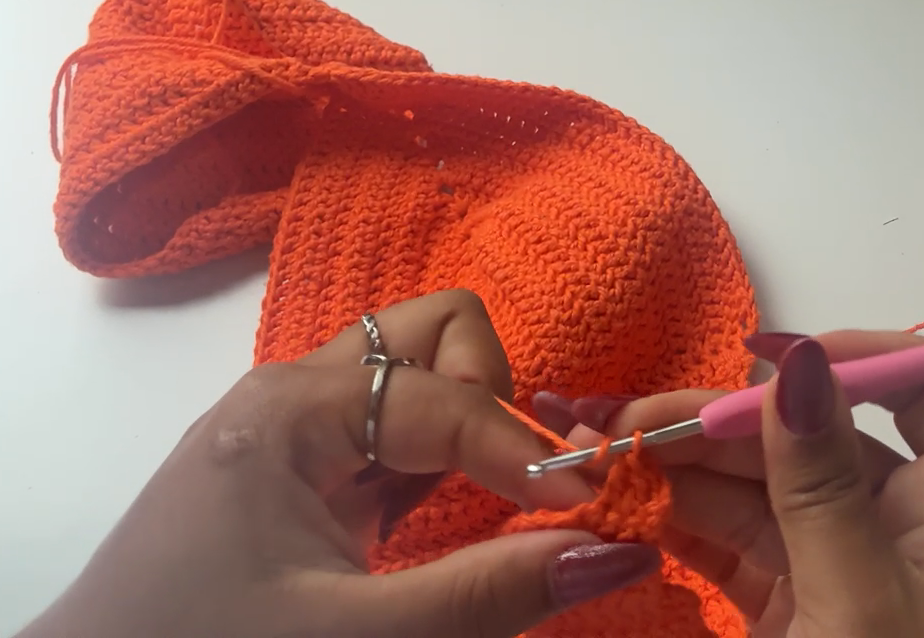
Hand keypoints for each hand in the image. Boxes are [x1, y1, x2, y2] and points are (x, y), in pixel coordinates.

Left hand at [20, 290, 662, 637]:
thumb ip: (494, 595)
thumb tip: (627, 555)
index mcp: (295, 407)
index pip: (456, 398)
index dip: (526, 452)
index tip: (586, 507)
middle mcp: (299, 385)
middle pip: (442, 328)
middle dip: (492, 392)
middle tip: (496, 473)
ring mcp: (297, 415)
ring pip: (429, 361)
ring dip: (468, 419)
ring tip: (449, 498)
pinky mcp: (302, 454)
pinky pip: (405, 412)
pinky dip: (437, 449)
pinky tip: (411, 512)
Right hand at [539, 330, 923, 636]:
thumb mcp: (862, 610)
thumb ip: (824, 483)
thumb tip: (800, 358)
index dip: (859, 355)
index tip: (768, 355)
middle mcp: (910, 524)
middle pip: (825, 433)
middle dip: (731, 422)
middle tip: (636, 420)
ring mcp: (849, 564)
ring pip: (770, 486)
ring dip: (691, 466)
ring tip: (602, 452)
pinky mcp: (799, 607)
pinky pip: (742, 542)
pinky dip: (686, 520)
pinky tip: (628, 498)